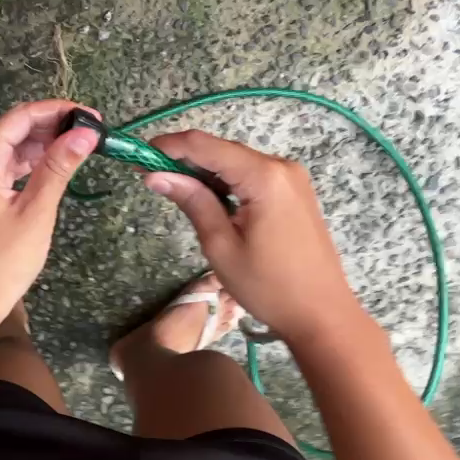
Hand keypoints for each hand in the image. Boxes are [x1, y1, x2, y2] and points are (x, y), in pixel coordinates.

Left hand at [0, 100, 99, 344]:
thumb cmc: (1, 261)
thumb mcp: (35, 212)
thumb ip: (58, 168)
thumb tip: (86, 133)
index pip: (20, 118)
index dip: (57, 111)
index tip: (92, 115)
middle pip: (14, 129)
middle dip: (52, 125)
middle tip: (92, 132)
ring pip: (9, 148)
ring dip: (42, 144)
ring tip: (80, 147)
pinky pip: (3, 167)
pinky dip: (28, 164)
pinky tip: (53, 167)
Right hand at [144, 130, 363, 346]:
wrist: (322, 314)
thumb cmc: (268, 285)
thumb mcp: (220, 245)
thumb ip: (191, 202)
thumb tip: (155, 175)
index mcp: (264, 177)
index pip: (205, 145)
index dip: (168, 146)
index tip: (138, 156)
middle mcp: (281, 167)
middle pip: (221, 150)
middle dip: (183, 158)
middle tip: (148, 176)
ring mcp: (291, 179)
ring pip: (234, 162)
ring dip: (202, 171)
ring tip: (170, 188)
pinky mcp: (293, 192)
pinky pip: (250, 175)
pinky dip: (224, 181)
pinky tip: (204, 197)